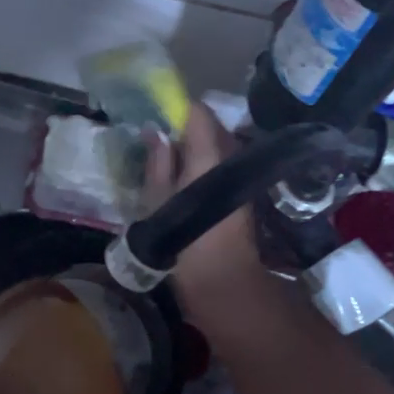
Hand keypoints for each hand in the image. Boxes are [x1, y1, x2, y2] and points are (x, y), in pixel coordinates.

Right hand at [143, 104, 296, 349]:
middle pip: (210, 128)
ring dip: (194, 146)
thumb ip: (158, 162)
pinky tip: (181, 179)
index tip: (155, 110)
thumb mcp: (159, 201)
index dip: (176, 107)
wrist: (224, 285)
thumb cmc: (185, 243)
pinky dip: (201, 164)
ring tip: (166, 157)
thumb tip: (155, 130)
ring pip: (216, 148)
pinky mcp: (239, 195)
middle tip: (156, 135)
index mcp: (208, 157)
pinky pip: (218, 166)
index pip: (198, 113)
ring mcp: (238, 179)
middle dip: (185, 126)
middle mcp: (229, 161)